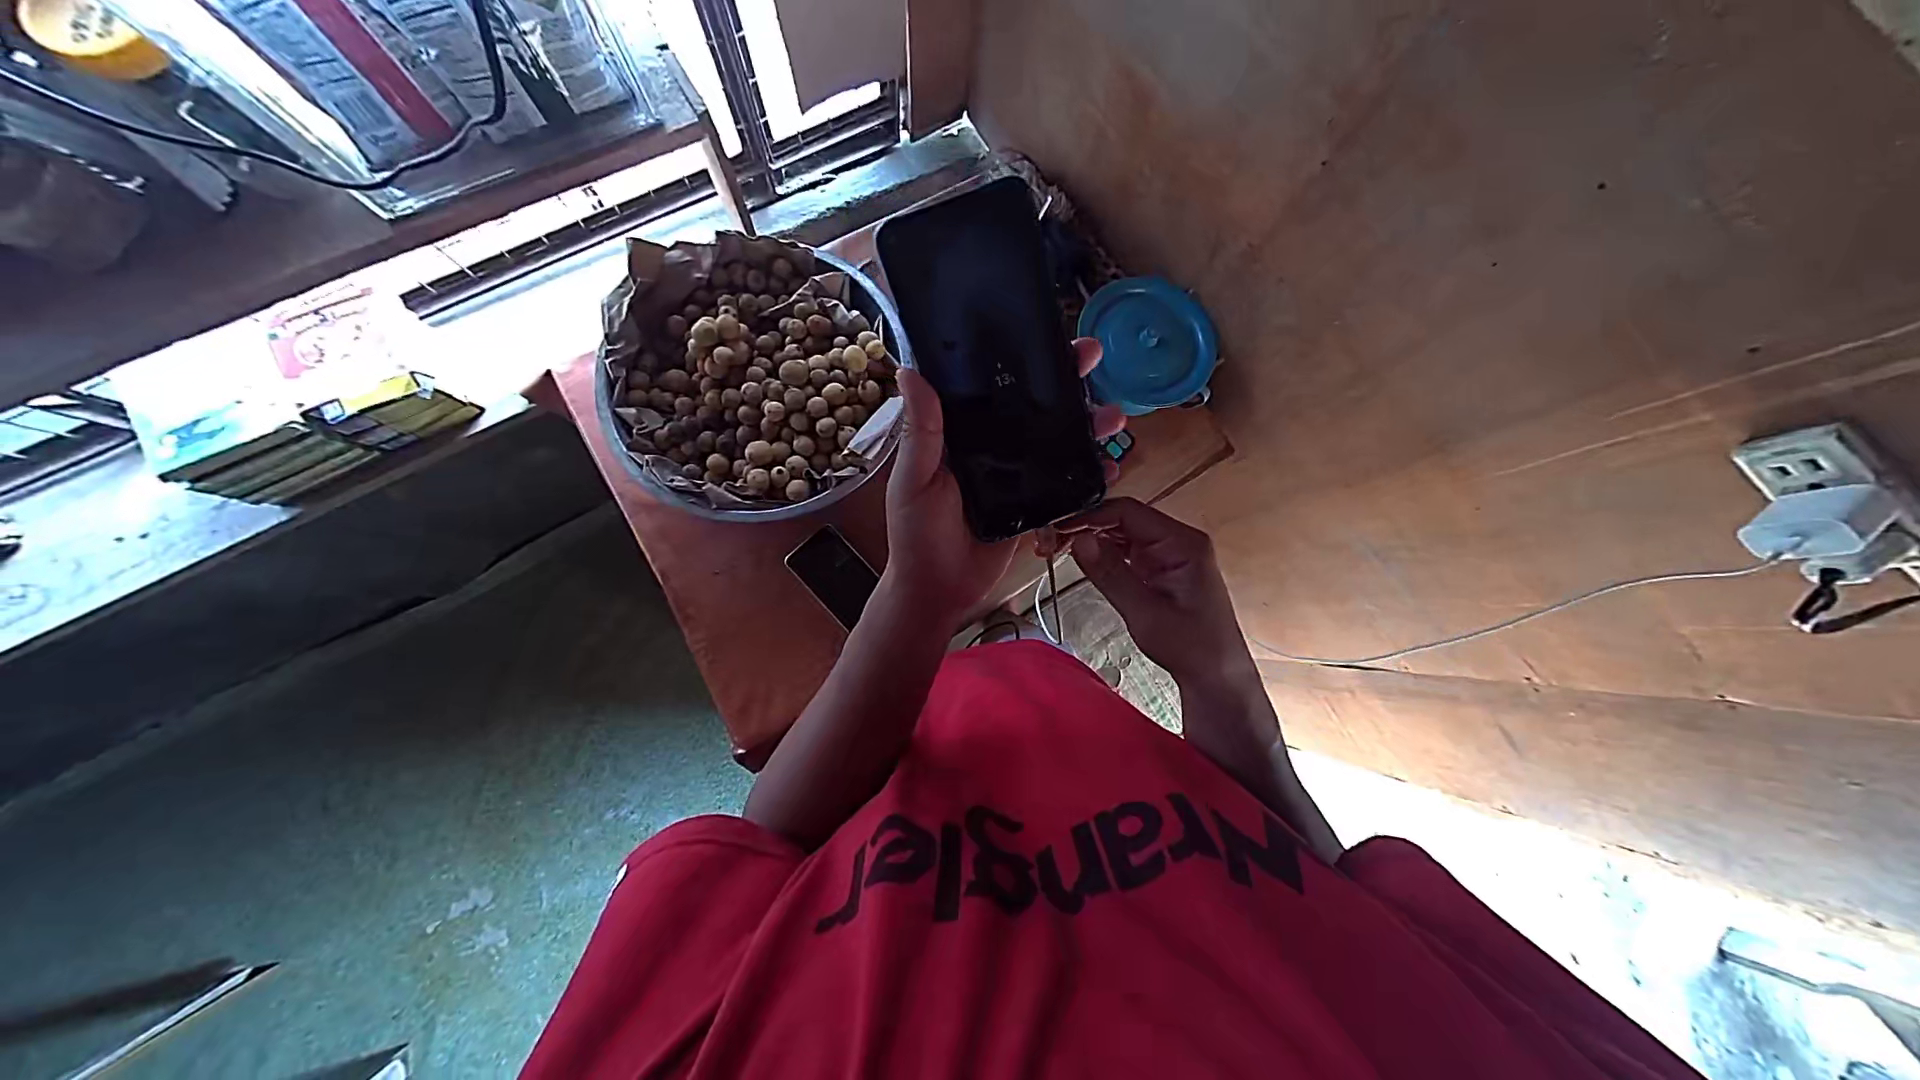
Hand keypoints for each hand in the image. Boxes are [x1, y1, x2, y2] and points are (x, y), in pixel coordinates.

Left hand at [882, 339, 1125, 628]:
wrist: (939, 589)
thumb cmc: (916, 534)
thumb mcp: (914, 479)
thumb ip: (920, 431)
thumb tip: (910, 372)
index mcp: (960, 433)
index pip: (993, 386)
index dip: (1019, 359)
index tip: (1046, 334)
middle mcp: (991, 447)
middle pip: (1033, 406)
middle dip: (1065, 381)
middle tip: (1093, 356)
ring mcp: (1015, 475)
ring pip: (1056, 441)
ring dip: (1087, 425)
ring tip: (1114, 416)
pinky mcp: (1034, 504)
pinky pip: (1065, 483)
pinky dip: (1089, 474)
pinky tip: (1112, 466)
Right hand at [1039, 498, 1256, 688]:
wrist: (1215, 676)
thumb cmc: (1192, 647)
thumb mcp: (1144, 613)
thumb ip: (1110, 574)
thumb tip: (1079, 540)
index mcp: (1183, 543)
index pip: (1128, 512)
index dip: (1090, 516)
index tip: (1058, 528)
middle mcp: (1177, 542)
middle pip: (1123, 519)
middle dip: (1085, 527)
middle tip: (1050, 541)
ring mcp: (1168, 554)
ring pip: (1121, 533)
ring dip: (1091, 539)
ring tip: (1057, 549)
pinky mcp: (1160, 568)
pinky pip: (1126, 551)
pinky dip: (1102, 554)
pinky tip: (1082, 560)